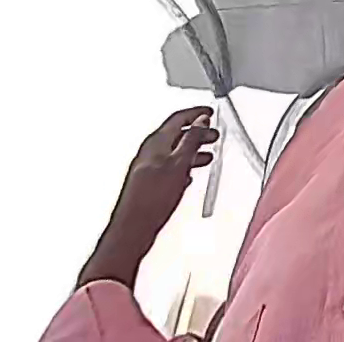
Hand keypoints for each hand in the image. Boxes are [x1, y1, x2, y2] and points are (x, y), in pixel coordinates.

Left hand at [78, 106, 219, 287]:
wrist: (132, 231)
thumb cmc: (151, 199)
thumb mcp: (180, 164)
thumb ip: (192, 140)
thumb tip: (201, 122)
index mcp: (156, 142)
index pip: (178, 118)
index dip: (196, 113)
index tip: (208, 112)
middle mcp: (150, 152)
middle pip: (177, 134)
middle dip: (197, 133)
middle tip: (212, 134)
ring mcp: (147, 168)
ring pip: (174, 151)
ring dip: (192, 151)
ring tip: (206, 155)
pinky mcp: (147, 184)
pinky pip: (169, 167)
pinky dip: (183, 165)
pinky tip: (189, 174)